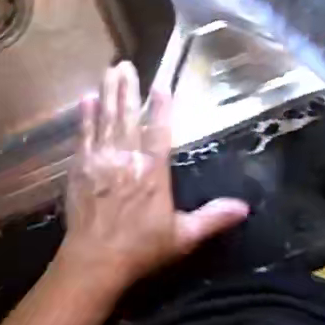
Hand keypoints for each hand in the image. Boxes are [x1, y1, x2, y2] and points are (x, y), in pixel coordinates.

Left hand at [54, 62, 249, 298]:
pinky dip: (85, 116)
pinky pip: (84, 135)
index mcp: (153, 172)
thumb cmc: (141, 249)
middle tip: (126, 64)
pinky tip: (86, 99)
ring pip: (106, 119)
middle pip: (128, 116)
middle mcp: (127, 158)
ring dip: (108, 93)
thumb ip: (212, 218)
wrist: (95, 260)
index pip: (160, 131)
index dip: (162, 106)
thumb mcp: (183, 237)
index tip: (162, 83)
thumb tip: (244, 207)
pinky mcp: (80, 167)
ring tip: (109, 70)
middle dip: (128, 89)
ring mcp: (101, 160)